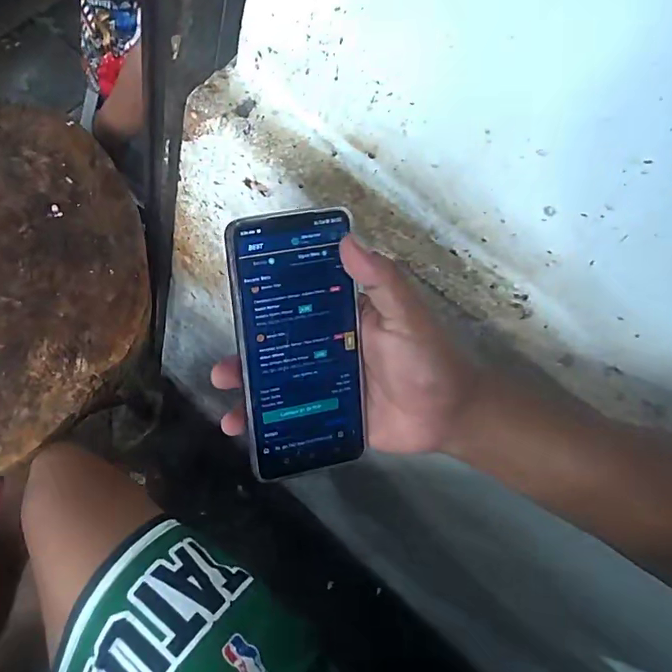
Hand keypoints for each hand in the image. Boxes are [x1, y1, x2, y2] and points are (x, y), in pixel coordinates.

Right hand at [213, 235, 480, 455]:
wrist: (448, 416)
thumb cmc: (429, 359)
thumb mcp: (408, 316)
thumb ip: (382, 281)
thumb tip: (347, 241)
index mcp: (343, 320)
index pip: (299, 305)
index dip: (267, 305)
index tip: (237, 305)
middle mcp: (329, 350)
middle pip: (279, 350)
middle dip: (248, 356)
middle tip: (223, 367)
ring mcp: (327, 386)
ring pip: (279, 385)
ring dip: (249, 390)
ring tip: (225, 398)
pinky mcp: (330, 416)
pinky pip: (292, 417)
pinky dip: (266, 424)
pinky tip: (244, 430)